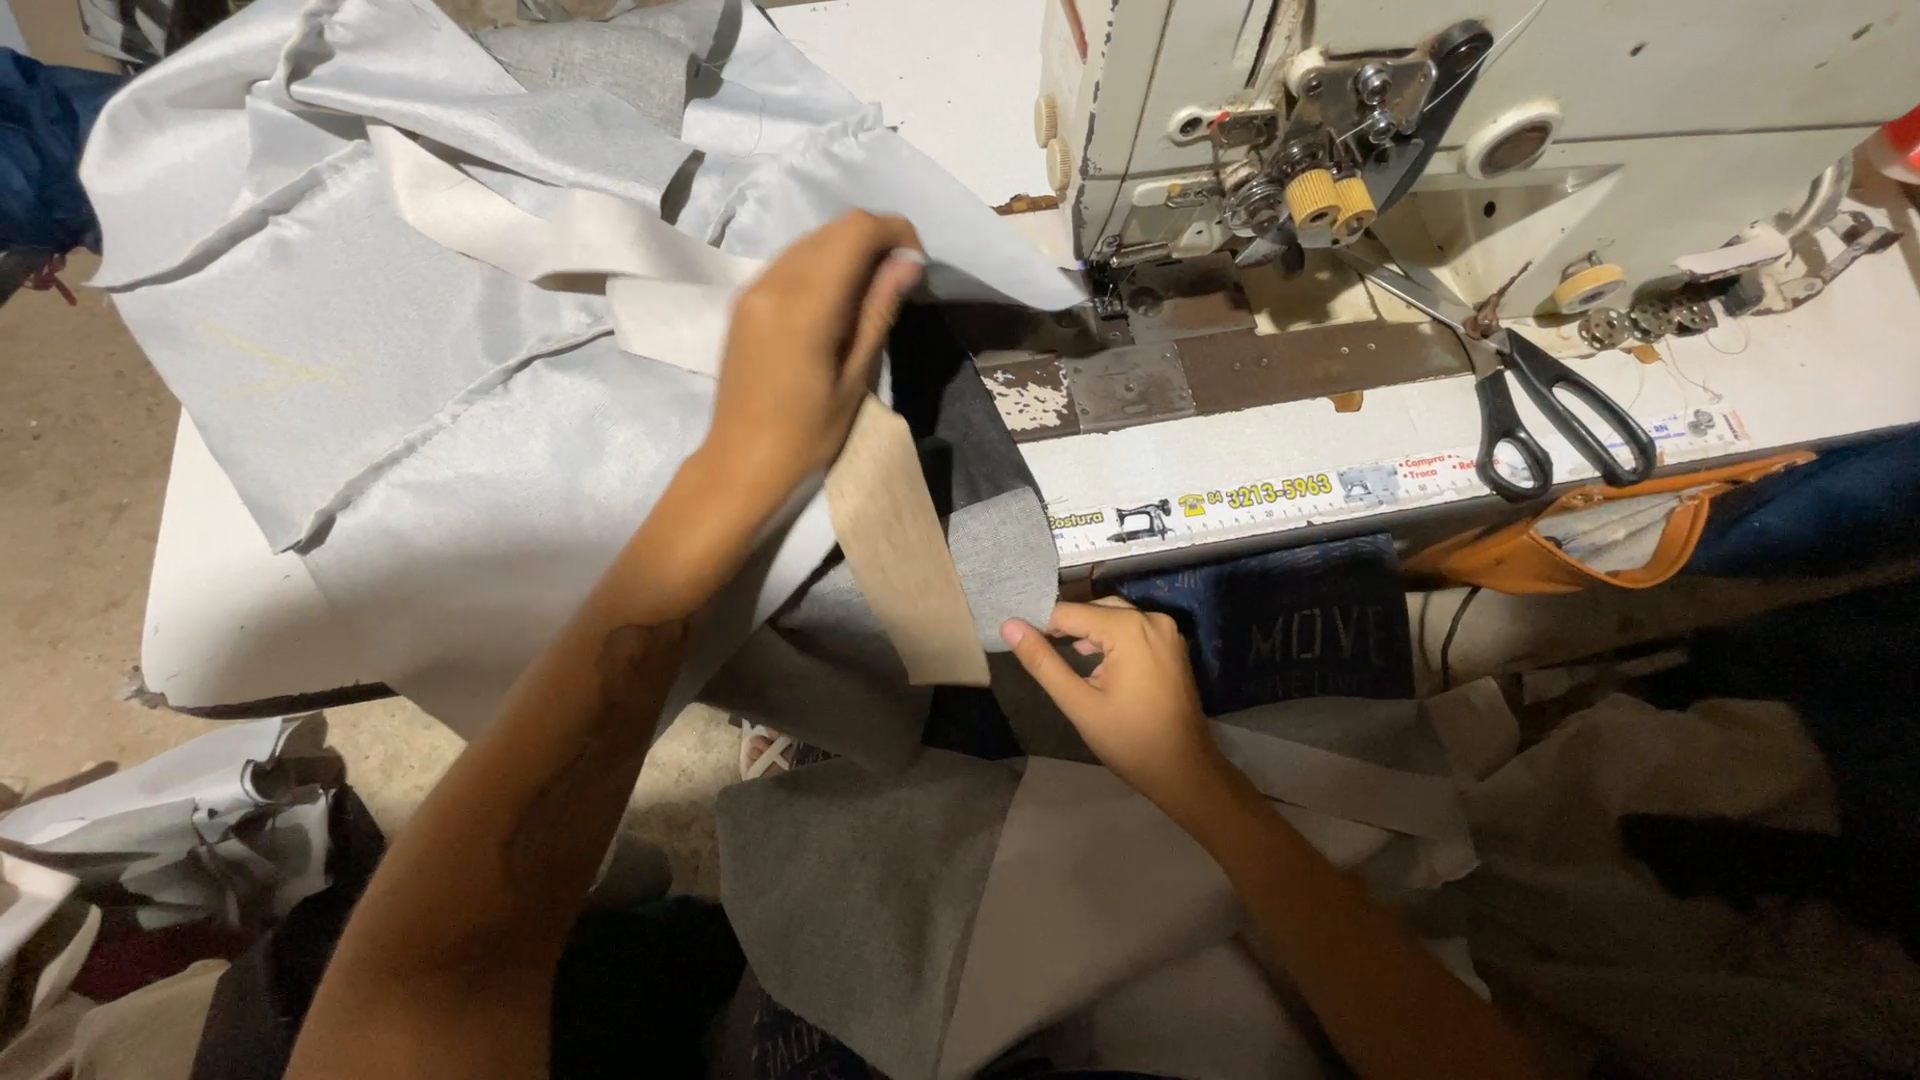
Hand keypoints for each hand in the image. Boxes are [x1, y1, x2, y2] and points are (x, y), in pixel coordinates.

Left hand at [704, 210, 924, 493]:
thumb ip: (879, 311)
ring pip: (811, 240)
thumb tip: (909, 262)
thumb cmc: (808, 433)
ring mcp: (753, 289)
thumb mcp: (856, 378)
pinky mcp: (744, 301)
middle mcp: (773, 283)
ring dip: (848, 251)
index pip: (855, 231)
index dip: (894, 233)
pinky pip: (790, 262)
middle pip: (834, 228)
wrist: (742, 459)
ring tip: (872, 293)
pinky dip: (822, 266)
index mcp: (804, 306)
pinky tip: (837, 302)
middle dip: (875, 240)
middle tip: (900, 281)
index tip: (917, 265)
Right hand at [1001, 598, 1230, 809]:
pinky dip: (1109, 637)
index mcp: (1129, 629)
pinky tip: (1090, 656)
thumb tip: (1010, 626)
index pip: (1070, 613)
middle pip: (1094, 609)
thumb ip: (1042, 661)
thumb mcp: (1078, 702)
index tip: (1015, 636)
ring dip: (1086, 630)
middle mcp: (1151, 619)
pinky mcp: (1171, 645)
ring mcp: (1166, 631)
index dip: (1039, 623)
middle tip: (1033, 645)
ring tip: (1057, 650)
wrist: (1184, 770)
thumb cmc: (1129, 740)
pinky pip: (1132, 628)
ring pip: (1113, 616)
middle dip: (1064, 625)